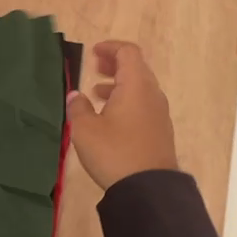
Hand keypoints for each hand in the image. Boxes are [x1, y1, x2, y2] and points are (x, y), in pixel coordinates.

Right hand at [66, 40, 178, 189]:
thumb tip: (76, 95)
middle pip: (136, 68)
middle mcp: (152, 94)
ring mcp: (159, 114)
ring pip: (140, 88)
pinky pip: (143, 105)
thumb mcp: (85, 129)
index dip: (110, 48)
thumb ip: (78, 107)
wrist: (148, 189)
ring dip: (119, 85)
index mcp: (136, 85)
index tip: (93, 53)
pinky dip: (127, 101)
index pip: (128, 53)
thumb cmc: (114, 152)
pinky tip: (110, 118)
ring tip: (97, 94)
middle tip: (95, 68)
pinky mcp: (160, 131)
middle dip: (114, 65)